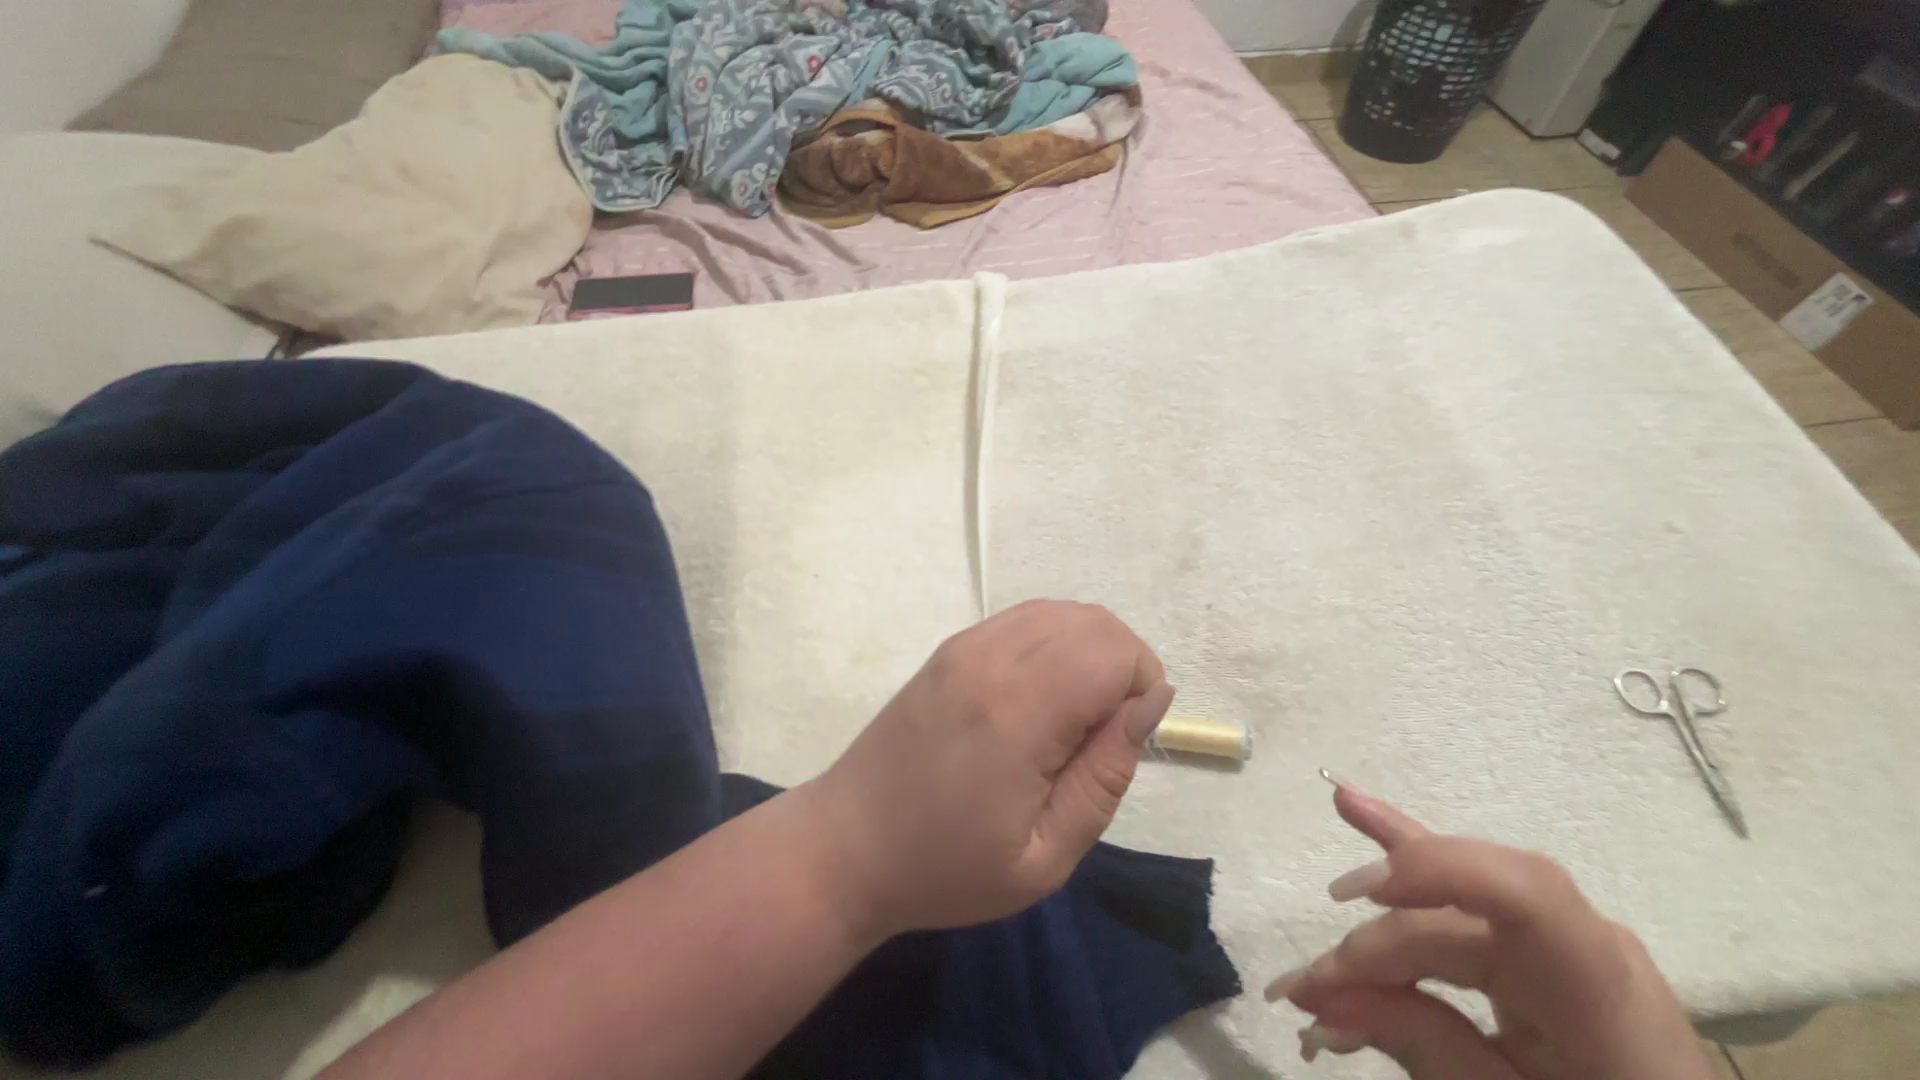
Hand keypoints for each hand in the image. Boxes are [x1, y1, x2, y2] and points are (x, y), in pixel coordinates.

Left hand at [803, 599, 1172, 936]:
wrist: (845, 847)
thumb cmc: (946, 868)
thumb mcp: (1044, 856)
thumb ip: (1105, 776)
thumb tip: (1149, 703)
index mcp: (1016, 711)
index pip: (1114, 651)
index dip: (1141, 691)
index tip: (1117, 745)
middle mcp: (990, 659)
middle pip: (1094, 622)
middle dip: (1123, 668)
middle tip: (1098, 737)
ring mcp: (963, 646)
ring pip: (1061, 612)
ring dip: (1088, 653)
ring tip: (1069, 719)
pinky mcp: (948, 649)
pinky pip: (1024, 619)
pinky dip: (1053, 644)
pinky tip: (1038, 699)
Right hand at [1264, 781, 1720, 1079]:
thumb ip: (1422, 1044)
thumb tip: (1322, 997)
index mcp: (1596, 988)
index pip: (1525, 894)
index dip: (1437, 872)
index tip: (1354, 901)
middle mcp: (1578, 941)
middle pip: (1454, 916)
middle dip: (1373, 948)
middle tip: (1310, 994)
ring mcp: (1555, 933)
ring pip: (1448, 895)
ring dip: (1373, 913)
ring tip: (1313, 934)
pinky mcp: (1532, 942)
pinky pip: (1464, 891)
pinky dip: (1404, 850)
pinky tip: (1352, 802)